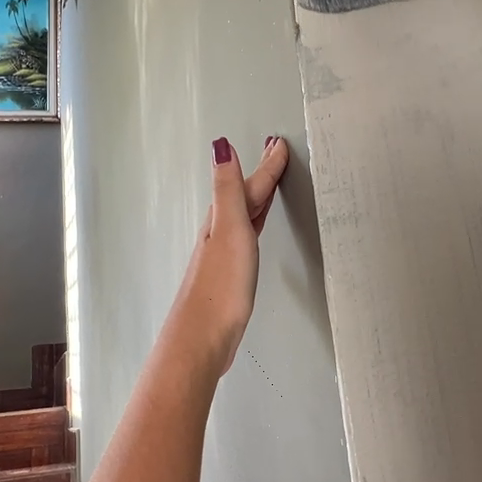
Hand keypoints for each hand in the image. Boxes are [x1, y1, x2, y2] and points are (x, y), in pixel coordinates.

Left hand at [168, 135, 289, 375]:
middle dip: (262, 173)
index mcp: (223, 219)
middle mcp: (221, 232)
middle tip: (276, 152)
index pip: (249, 183)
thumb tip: (220, 146)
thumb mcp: (229, 229)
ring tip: (270, 182)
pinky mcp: (231, 273)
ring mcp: (225, 253)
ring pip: (245, 214)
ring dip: (258, 195)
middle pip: (245, 195)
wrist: (203, 338)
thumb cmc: (219, 287)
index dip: (266, 163)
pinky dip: (255, 221)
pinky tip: (256, 228)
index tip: (278, 143)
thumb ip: (227, 189)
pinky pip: (247, 235)